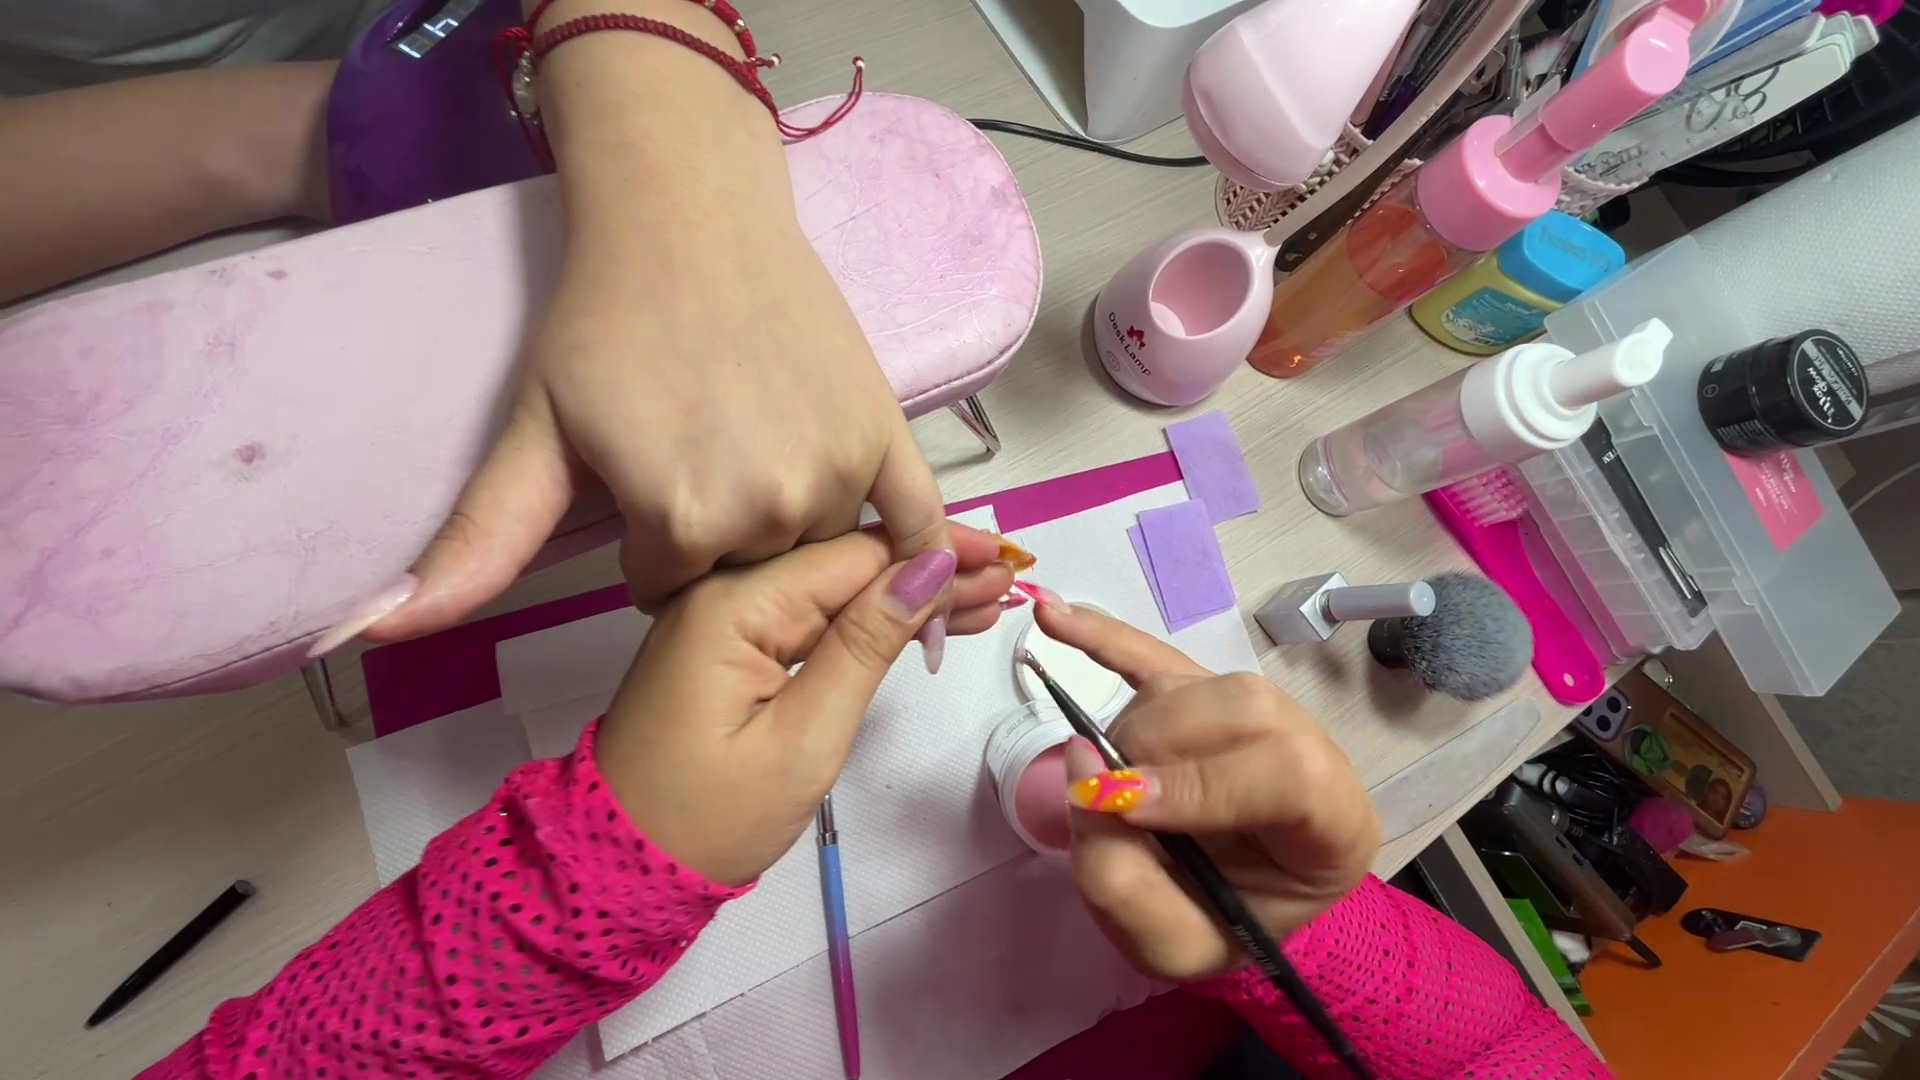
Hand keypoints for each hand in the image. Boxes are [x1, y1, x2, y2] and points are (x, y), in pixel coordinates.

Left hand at [361, 2, 948, 649]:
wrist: (691, 217)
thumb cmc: (607, 319)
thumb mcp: (533, 431)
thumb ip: (479, 545)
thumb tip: (372, 643)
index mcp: (683, 518)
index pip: (671, 590)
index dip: (655, 553)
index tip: (654, 499)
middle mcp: (771, 509)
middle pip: (746, 574)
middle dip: (722, 542)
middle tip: (708, 466)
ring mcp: (839, 472)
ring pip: (815, 547)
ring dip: (792, 527)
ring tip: (763, 458)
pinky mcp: (885, 437)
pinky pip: (919, 521)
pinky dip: (921, 555)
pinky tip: (928, 579)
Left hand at [593, 523, 1015, 884]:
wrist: (622, 864)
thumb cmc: (712, 816)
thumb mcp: (804, 735)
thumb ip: (866, 643)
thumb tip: (928, 567)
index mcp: (738, 602)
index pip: (856, 555)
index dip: (934, 554)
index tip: (1001, 563)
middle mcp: (734, 588)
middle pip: (853, 563)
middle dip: (934, 570)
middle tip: (1007, 577)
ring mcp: (736, 613)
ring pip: (844, 588)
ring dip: (915, 595)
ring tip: (987, 600)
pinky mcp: (743, 640)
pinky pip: (821, 617)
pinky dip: (877, 622)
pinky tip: (932, 622)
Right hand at [1031, 600, 1379, 980]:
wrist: (1217, 894)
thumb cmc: (1211, 920)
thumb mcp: (1174, 946)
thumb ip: (1123, 883)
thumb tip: (1086, 767)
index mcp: (1332, 823)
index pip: (1290, 772)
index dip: (1202, 783)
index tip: (1127, 805)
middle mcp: (1304, 745)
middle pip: (1237, 706)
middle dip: (1153, 749)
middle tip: (1106, 795)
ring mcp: (1249, 705)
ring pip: (1186, 683)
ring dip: (1130, 728)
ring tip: (1108, 779)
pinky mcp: (1195, 685)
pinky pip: (1146, 651)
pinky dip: (1097, 635)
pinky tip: (1052, 616)